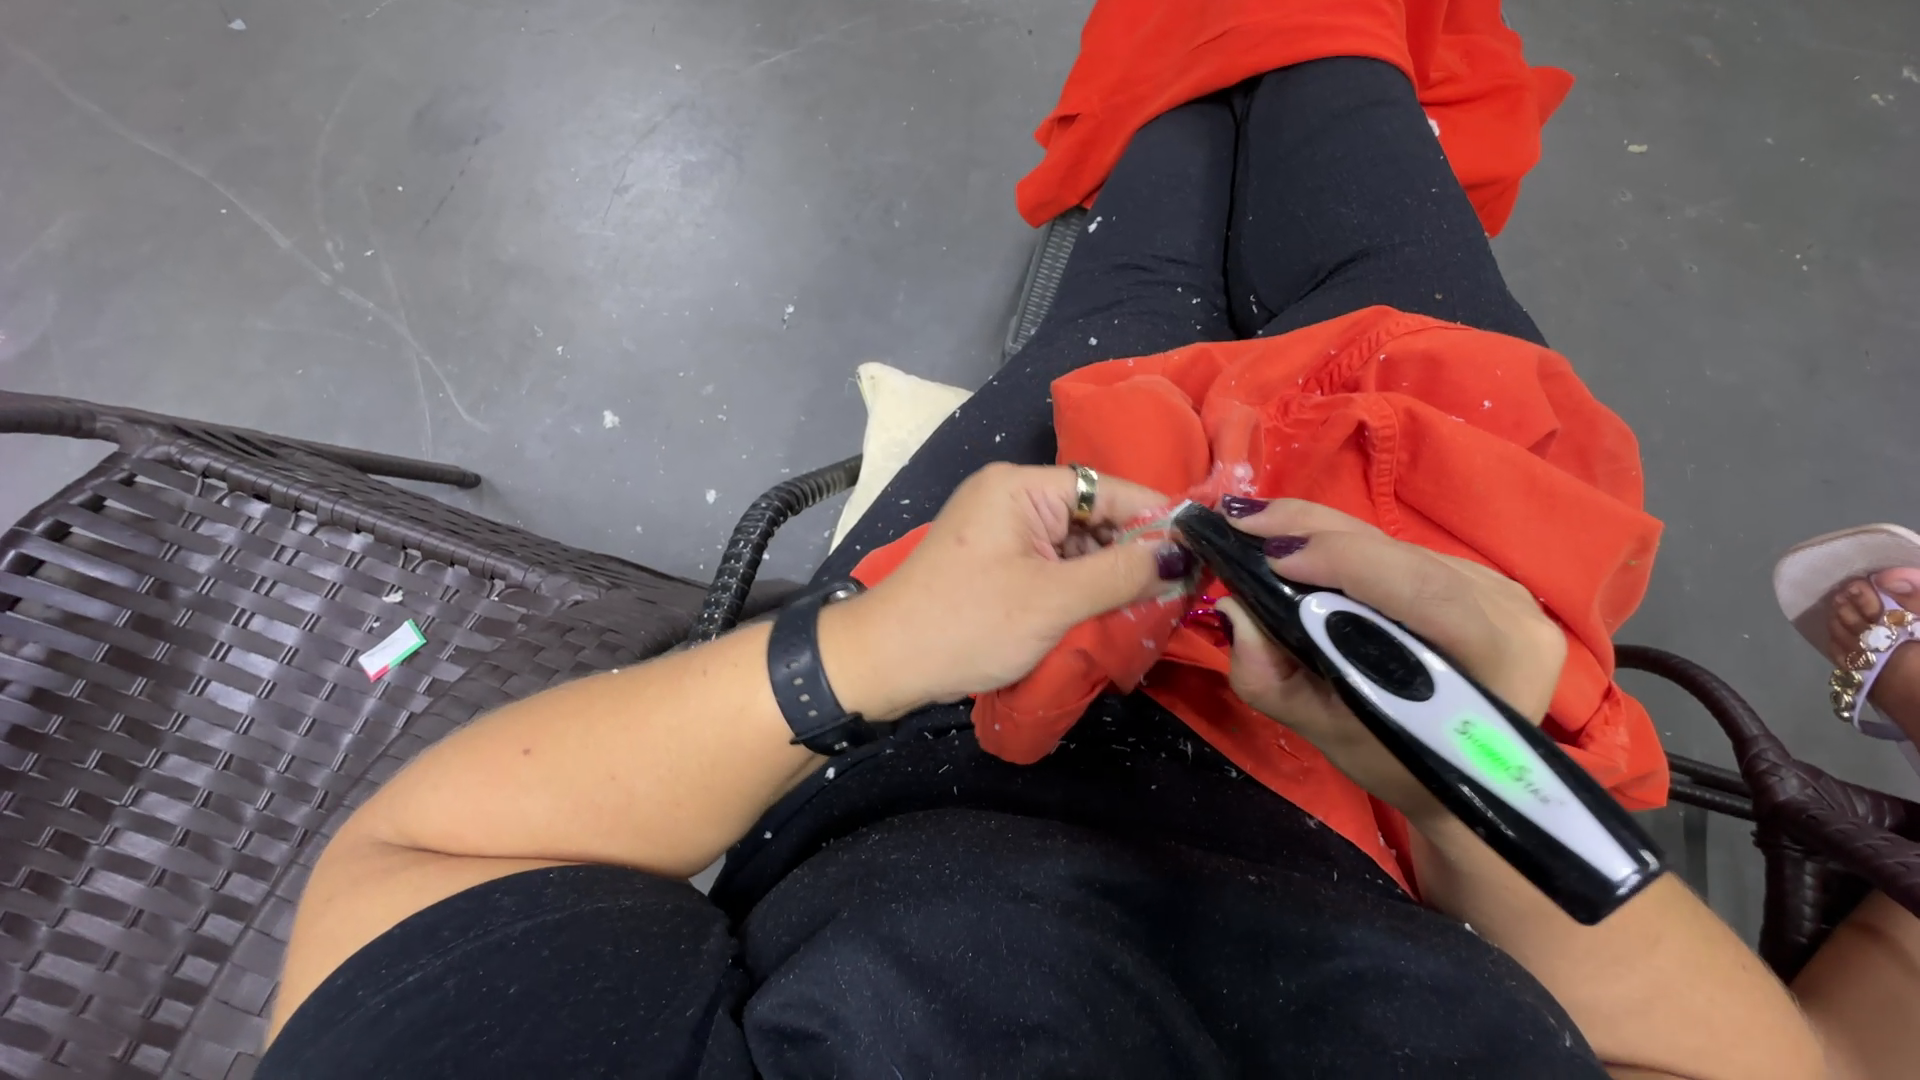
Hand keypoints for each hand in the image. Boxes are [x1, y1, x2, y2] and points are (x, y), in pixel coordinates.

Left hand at [822, 464, 1184, 719]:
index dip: (1158, 518)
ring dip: (1108, 572)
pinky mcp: (996, 561)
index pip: (1108, 489)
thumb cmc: (968, 625)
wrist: (885, 662)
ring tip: (1151, 603)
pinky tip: (1108, 609)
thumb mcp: (1054, 600)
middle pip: (1094, 514)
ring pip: (1076, 542)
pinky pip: (1052, 562)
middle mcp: (1012, 497)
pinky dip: (1080, 585)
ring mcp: (1001, 530)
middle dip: (1133, 550)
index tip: (1202, 551)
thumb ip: (1122, 573)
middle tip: (1180, 587)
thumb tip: (1182, 556)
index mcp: (1022, 487)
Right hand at [1209, 499, 1566, 821]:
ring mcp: (1499, 589)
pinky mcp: (1480, 578)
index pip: (1422, 592)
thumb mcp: (1324, 734)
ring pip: (1393, 545)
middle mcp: (1507, 611)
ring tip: (1257, 527)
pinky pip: (1399, 550)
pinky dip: (1342, 543)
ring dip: (1320, 533)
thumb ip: (1270, 678)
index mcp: (1491, 660)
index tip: (1273, 557)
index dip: (1347, 563)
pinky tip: (1300, 541)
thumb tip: (1233, 609)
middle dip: (1314, 531)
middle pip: (1401, 554)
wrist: (1464, 775)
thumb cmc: (1398, 763)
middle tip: (1239, 519)